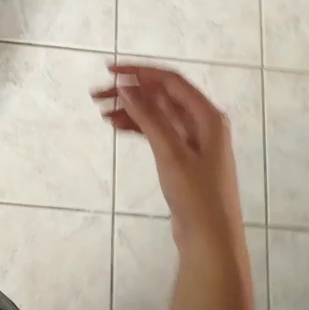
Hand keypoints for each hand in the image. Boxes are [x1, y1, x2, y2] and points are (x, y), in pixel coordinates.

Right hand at [94, 64, 240, 250]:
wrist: (210, 239)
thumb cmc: (195, 195)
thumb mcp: (170, 153)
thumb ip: (149, 117)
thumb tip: (126, 88)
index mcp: (207, 116)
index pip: (170, 81)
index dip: (140, 72)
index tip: (109, 71)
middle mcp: (202, 123)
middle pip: (162, 96)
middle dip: (131, 92)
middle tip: (98, 95)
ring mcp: (193, 140)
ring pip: (157, 114)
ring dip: (131, 109)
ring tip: (102, 112)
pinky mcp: (183, 157)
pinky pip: (158, 131)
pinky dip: (138, 127)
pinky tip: (117, 127)